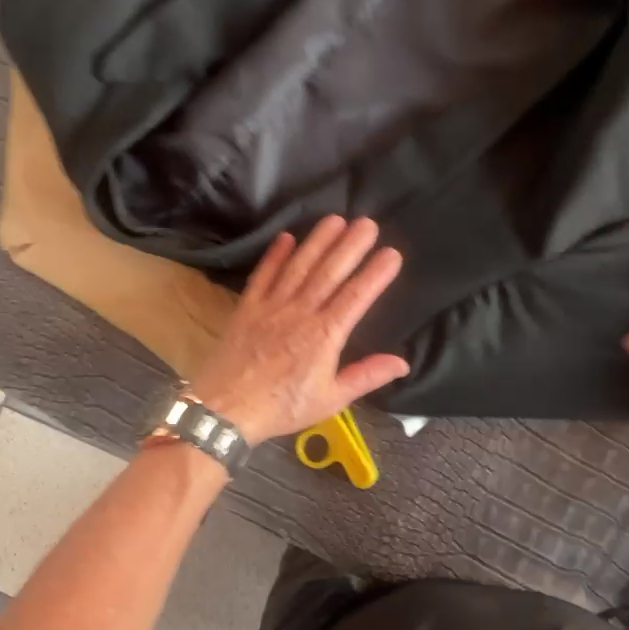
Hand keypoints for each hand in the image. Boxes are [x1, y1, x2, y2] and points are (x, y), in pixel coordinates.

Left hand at [189, 216, 409, 443]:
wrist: (225, 410)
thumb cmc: (283, 407)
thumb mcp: (331, 399)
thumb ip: (367, 376)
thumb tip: (403, 363)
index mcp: (325, 335)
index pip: (356, 296)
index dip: (375, 273)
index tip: (392, 253)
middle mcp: (300, 313)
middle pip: (330, 272)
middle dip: (351, 246)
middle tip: (368, 223)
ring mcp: (271, 307)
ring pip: (299, 266)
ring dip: (318, 241)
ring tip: (336, 219)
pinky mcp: (247, 308)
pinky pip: (263, 275)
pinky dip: (275, 256)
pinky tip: (287, 237)